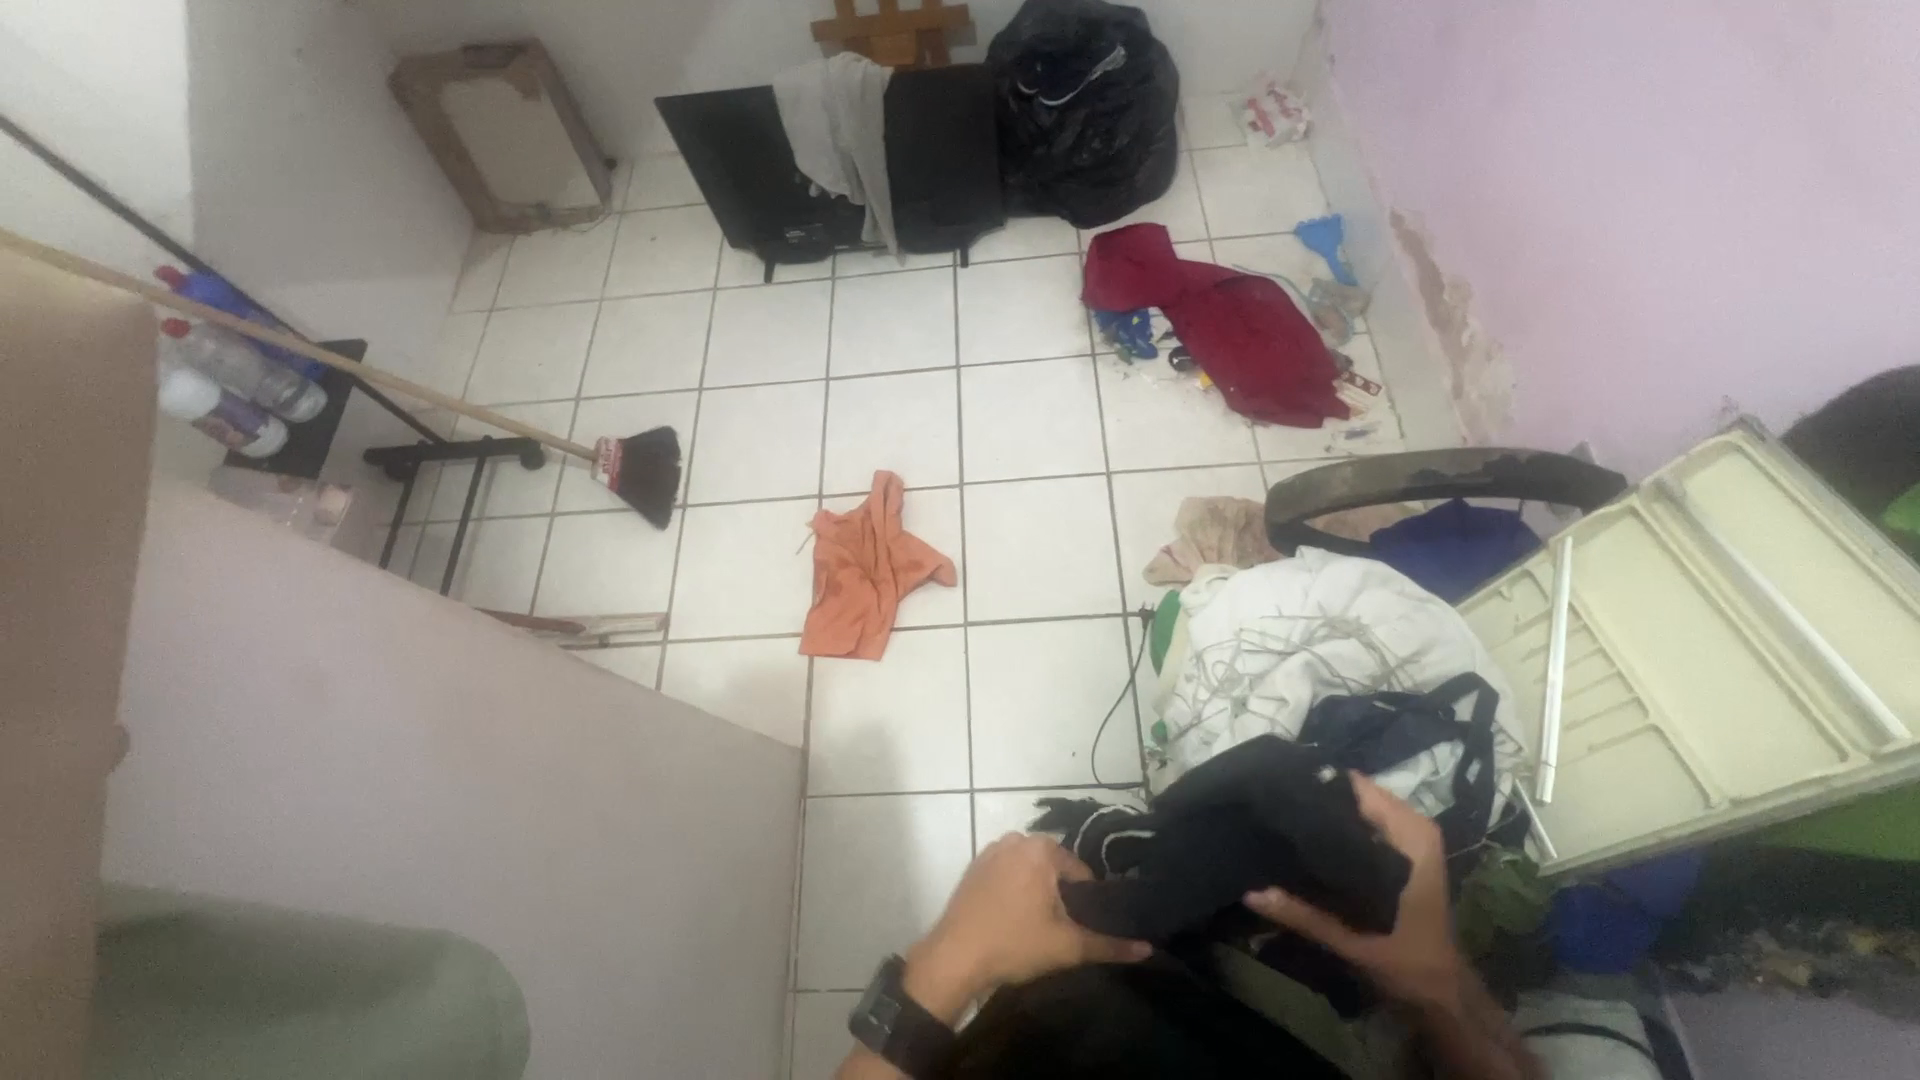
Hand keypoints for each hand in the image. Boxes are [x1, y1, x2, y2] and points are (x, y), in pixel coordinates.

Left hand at [901, 833, 1151, 1021]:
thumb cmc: (1014, 944)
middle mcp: (1017, 839)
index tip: (1080, 927)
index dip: (1087, 902)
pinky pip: (1008, 872)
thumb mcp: (1068, 946)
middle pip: (1055, 868)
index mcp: (1042, 849)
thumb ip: (1110, 945)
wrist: (955, 957)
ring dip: (1038, 892)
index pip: (1081, 872)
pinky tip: (1013, 917)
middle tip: (1060, 929)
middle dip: (1061, 895)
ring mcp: (992, 849)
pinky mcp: (975, 865)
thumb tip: (1148, 948)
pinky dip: (1015, 889)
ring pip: (1031, 870)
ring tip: (1037, 926)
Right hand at [1243, 771, 1464, 1007]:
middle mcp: (1414, 829)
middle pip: (1357, 792)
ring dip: (1326, 810)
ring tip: (1282, 814)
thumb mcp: (1352, 942)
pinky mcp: (1404, 852)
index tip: (1278, 788)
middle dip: (1318, 795)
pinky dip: (1339, 824)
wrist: (1444, 994)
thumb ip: (1303, 916)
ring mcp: (1412, 839)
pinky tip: (1307, 835)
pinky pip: (1367, 821)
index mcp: (1411, 839)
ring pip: (1360, 805)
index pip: (1360, 788)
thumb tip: (1251, 893)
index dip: (1319, 786)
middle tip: (1272, 801)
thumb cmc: (1408, 963)